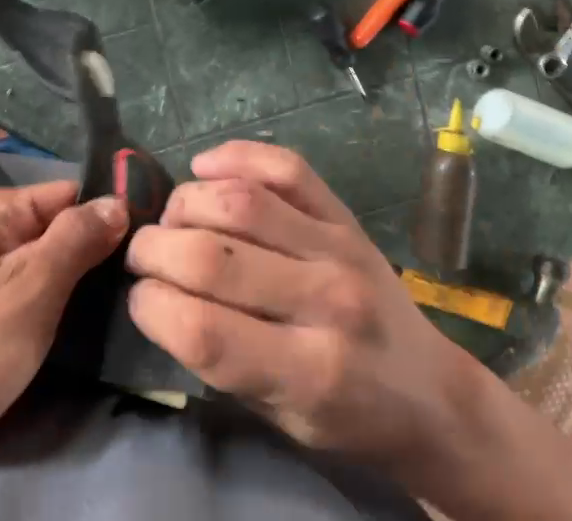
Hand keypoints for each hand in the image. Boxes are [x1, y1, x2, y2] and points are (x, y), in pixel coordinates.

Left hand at [0, 181, 128, 487]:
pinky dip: (69, 314)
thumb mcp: (29, 288)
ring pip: (57, 271)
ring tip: (141, 308)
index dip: (112, 216)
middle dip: (103, 257)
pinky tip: (106, 331)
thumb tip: (120, 201)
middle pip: (64, 232)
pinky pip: (42, 302)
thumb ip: (76, 240)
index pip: (69, 195)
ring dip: (90, 291)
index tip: (160, 244)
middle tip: (155, 285)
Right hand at [125, 142, 473, 470]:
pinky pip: (285, 166)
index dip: (148, 305)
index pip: (199, 327)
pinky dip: (234, 156)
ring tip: (174, 221)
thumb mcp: (273, 414)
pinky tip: (204, 169)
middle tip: (144, 257)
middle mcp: (325, 302)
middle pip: (208, 256)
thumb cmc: (342, 416)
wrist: (430, 394)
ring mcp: (339, 249)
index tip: (141, 301)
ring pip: (238, 201)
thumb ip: (213, 356)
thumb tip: (153, 288)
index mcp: (306, 373)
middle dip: (151, 250)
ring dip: (183, 204)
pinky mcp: (346, 216)